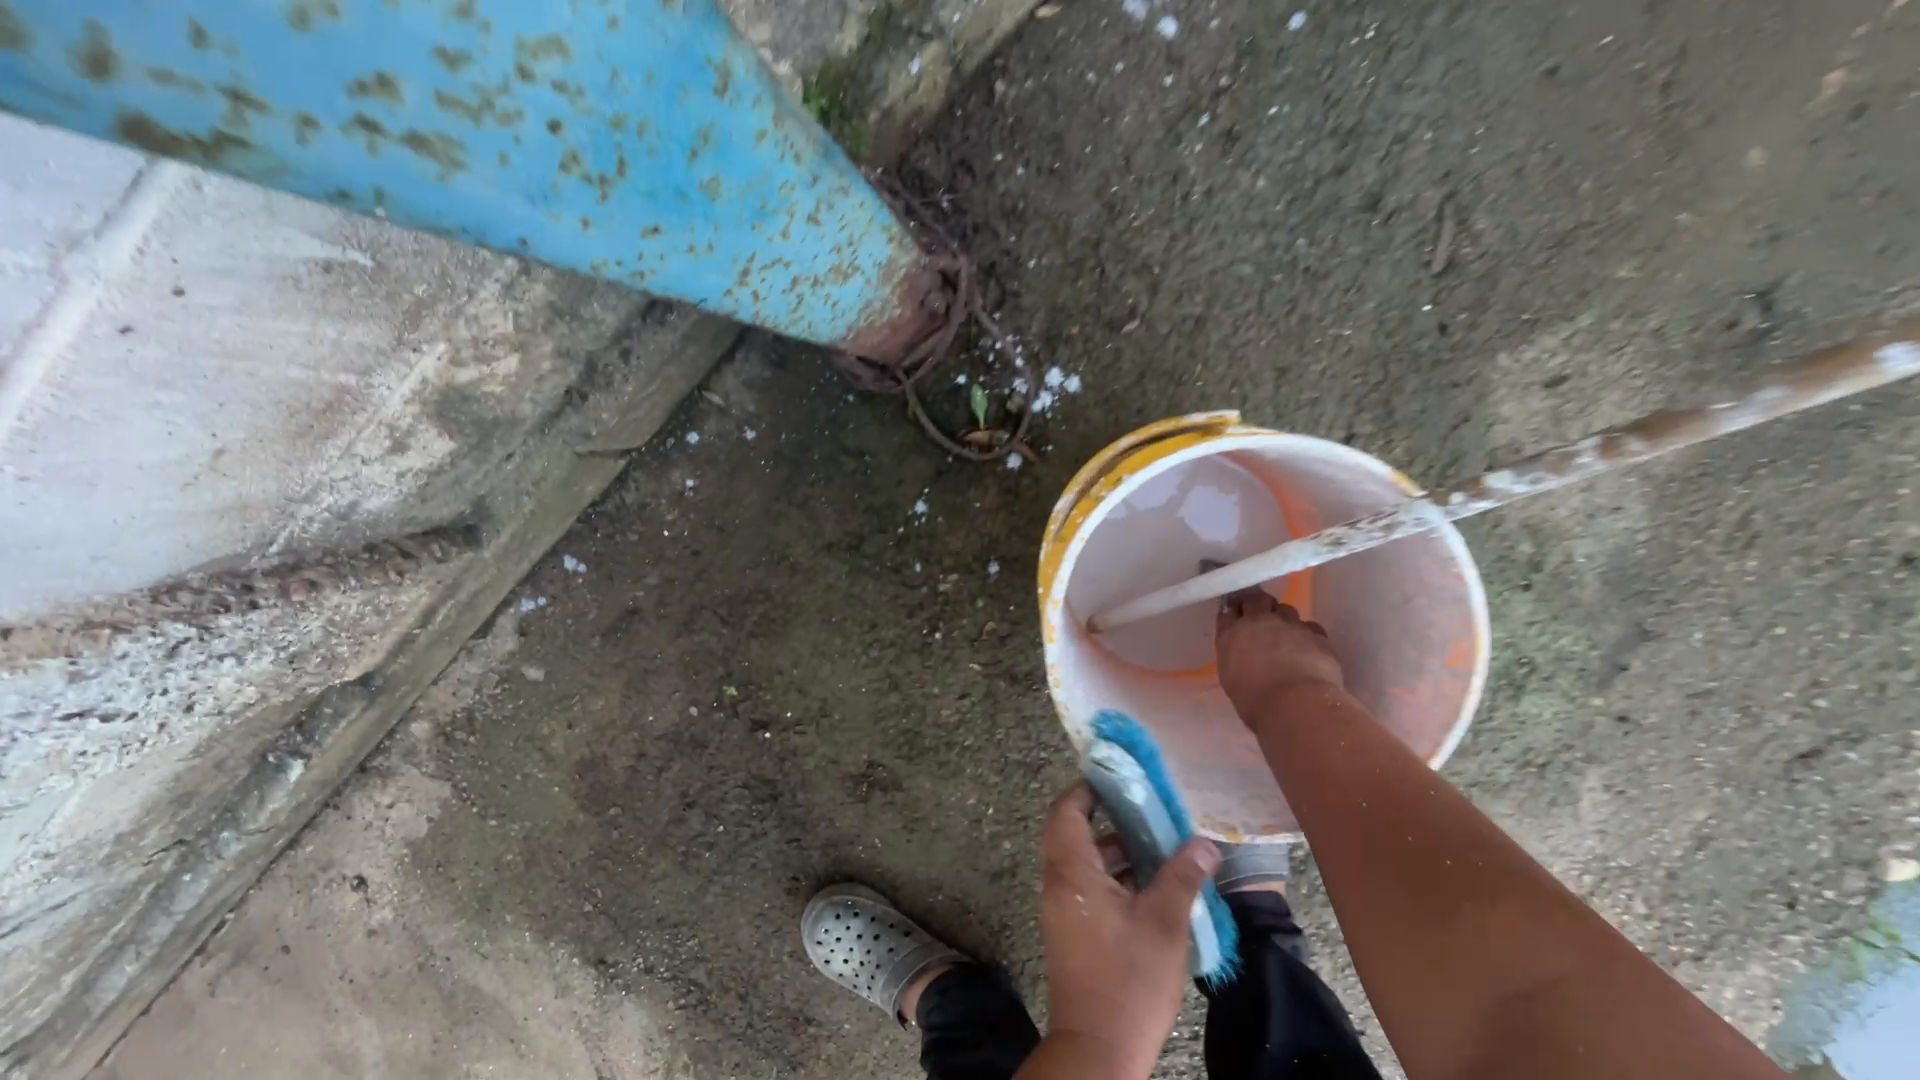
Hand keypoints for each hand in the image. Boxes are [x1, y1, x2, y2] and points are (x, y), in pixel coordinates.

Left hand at [1033, 784, 1220, 1078]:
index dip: (1086, 788)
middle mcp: (1059, 885)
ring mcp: (1064, 911)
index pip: (1066, 812)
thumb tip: (1204, 842)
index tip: (1117, 776)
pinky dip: (1116, 879)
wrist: (1098, 1047)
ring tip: (1161, 845)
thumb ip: (1182, 876)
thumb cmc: (1129, 979)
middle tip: (1150, 809)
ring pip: (1086, 864)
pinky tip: (1154, 886)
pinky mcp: (1074, 933)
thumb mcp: (1164, 922)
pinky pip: (1090, 889)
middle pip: (1075, 835)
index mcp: (1072, 872)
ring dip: (1118, 852)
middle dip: (1112, 819)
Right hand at [1214, 590, 1344, 718]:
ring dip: (1283, 618)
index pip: (1228, 611)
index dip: (1233, 610)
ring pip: (1285, 609)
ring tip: (1286, 635)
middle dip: (1257, 603)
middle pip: (1256, 599)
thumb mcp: (1232, 678)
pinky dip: (1307, 635)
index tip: (1236, 615)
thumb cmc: (1255, 700)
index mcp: (1232, 634)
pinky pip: (1310, 627)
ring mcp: (1290, 624)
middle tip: (1260, 616)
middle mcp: (1260, 621)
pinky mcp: (1316, 634)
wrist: (1295, 703)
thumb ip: (1236, 657)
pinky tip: (1308, 649)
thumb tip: (1244, 654)